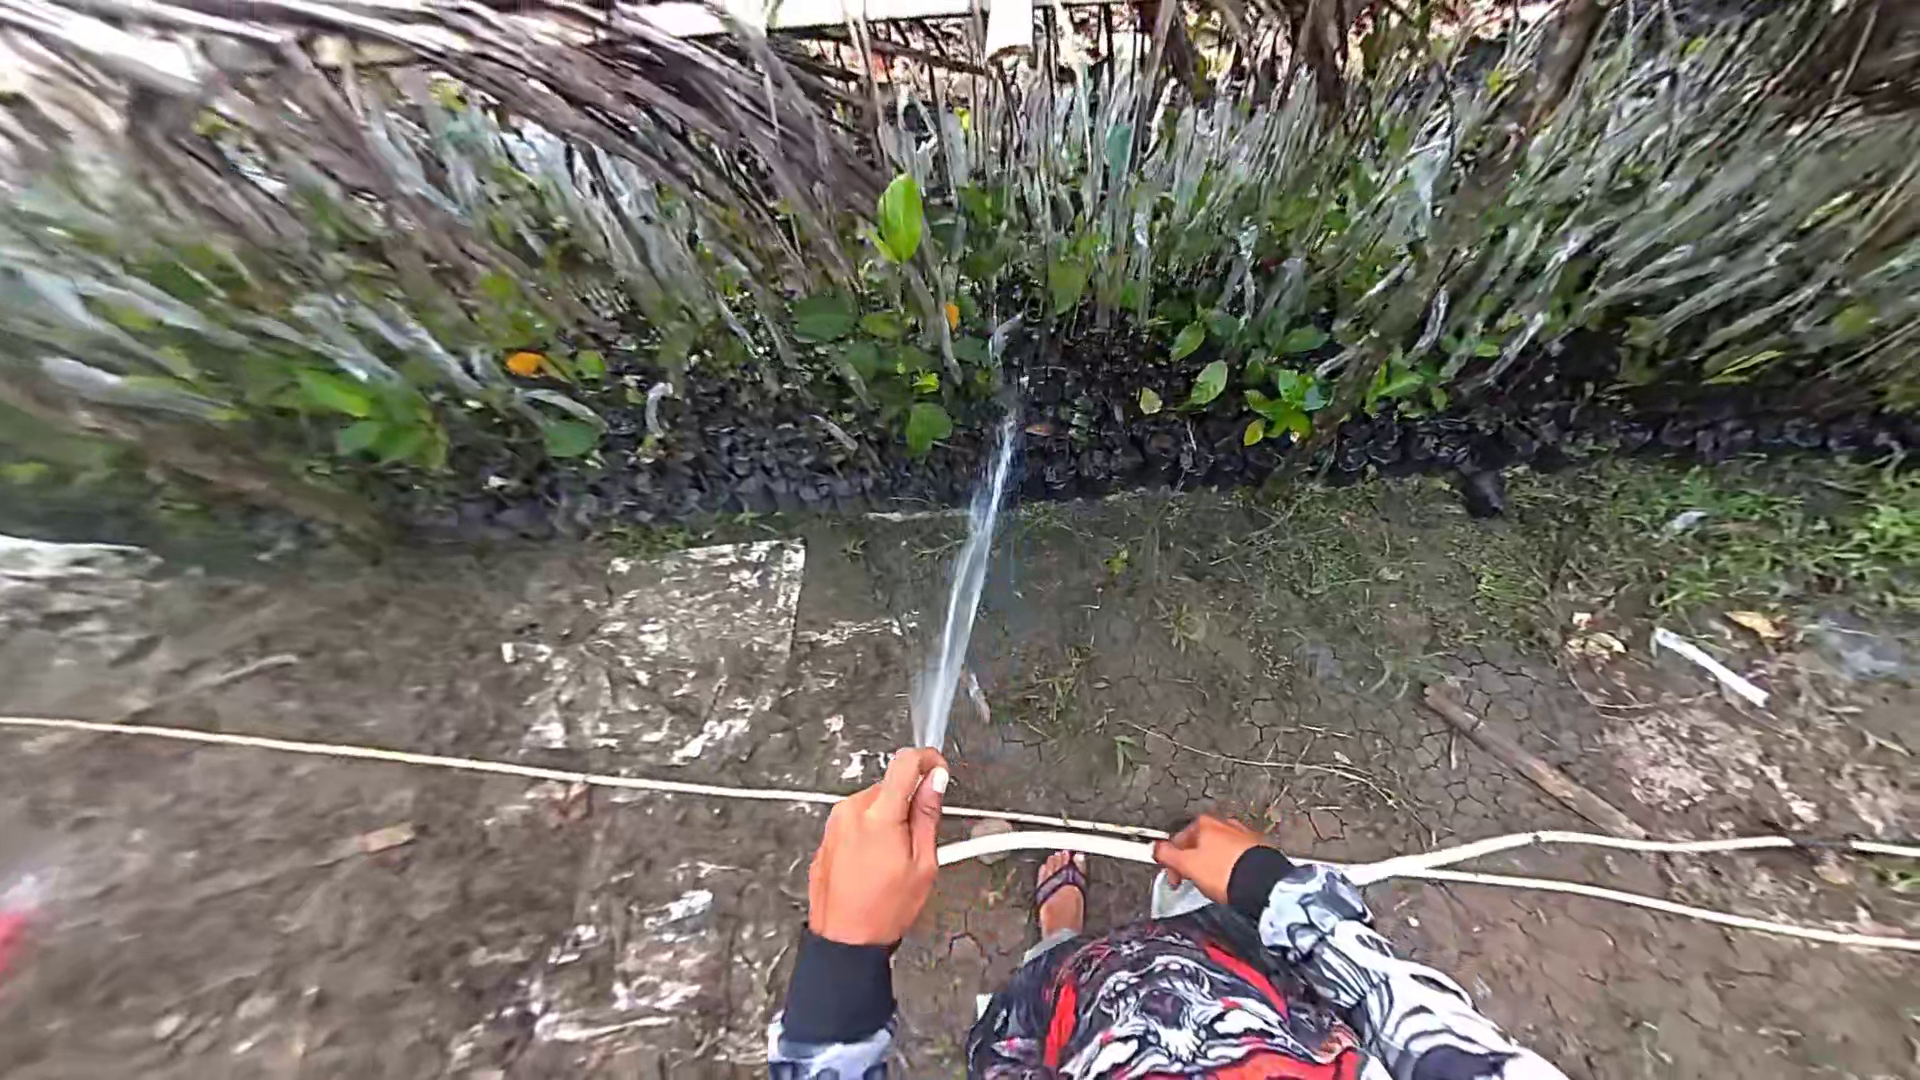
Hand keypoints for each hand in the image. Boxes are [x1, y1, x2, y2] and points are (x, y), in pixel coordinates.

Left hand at [807, 747, 948, 945]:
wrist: (843, 944)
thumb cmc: (883, 911)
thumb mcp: (922, 864)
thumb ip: (928, 814)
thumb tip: (935, 781)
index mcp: (879, 815)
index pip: (905, 762)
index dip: (927, 759)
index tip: (937, 768)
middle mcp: (852, 811)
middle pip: (890, 785)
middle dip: (907, 801)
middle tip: (916, 837)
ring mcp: (836, 823)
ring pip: (873, 802)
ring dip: (888, 816)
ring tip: (892, 857)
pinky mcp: (827, 835)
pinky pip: (856, 818)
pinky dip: (869, 829)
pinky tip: (873, 861)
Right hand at [1152, 813, 1267, 903]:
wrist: (1265, 884)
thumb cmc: (1226, 872)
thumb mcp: (1188, 865)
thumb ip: (1167, 855)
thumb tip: (1156, 849)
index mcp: (1203, 823)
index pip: (1178, 839)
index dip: (1173, 862)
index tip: (1175, 878)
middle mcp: (1224, 823)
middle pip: (1200, 843)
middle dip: (1194, 862)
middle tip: (1194, 880)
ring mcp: (1243, 835)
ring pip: (1220, 850)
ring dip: (1214, 864)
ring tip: (1217, 884)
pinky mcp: (1260, 850)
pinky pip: (1238, 858)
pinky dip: (1233, 868)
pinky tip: (1234, 882)